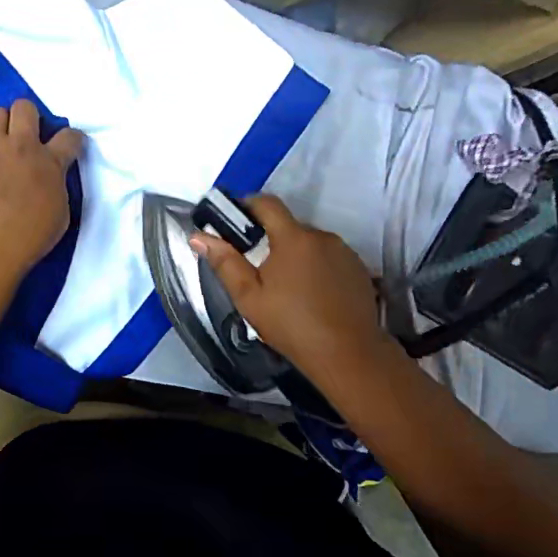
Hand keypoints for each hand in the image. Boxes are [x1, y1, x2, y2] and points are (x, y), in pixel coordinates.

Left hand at [0, 99, 83, 279]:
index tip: (71, 145)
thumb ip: (58, 187)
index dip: (73, 138)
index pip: (70, 136)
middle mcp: (23, 146)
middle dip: (27, 116)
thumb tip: (52, 179)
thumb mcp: (61, 212)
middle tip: (25, 135)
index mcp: (51, 162)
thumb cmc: (34, 236)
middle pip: (25, 108)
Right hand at [190, 194, 397, 380]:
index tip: (232, 220)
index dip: (247, 205)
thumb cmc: (291, 325)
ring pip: (310, 244)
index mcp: (293, 238)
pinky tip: (310, 296)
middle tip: (256, 271)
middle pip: (289, 227)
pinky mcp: (359, 269)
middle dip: (271, 240)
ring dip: (295, 256)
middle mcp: (322, 236)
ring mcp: (345, 252)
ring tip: (285, 289)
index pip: (267, 203)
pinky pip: (330, 259)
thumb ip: (225, 263)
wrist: (346, 352)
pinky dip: (316, 269)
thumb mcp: (249, 298)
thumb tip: (198, 237)